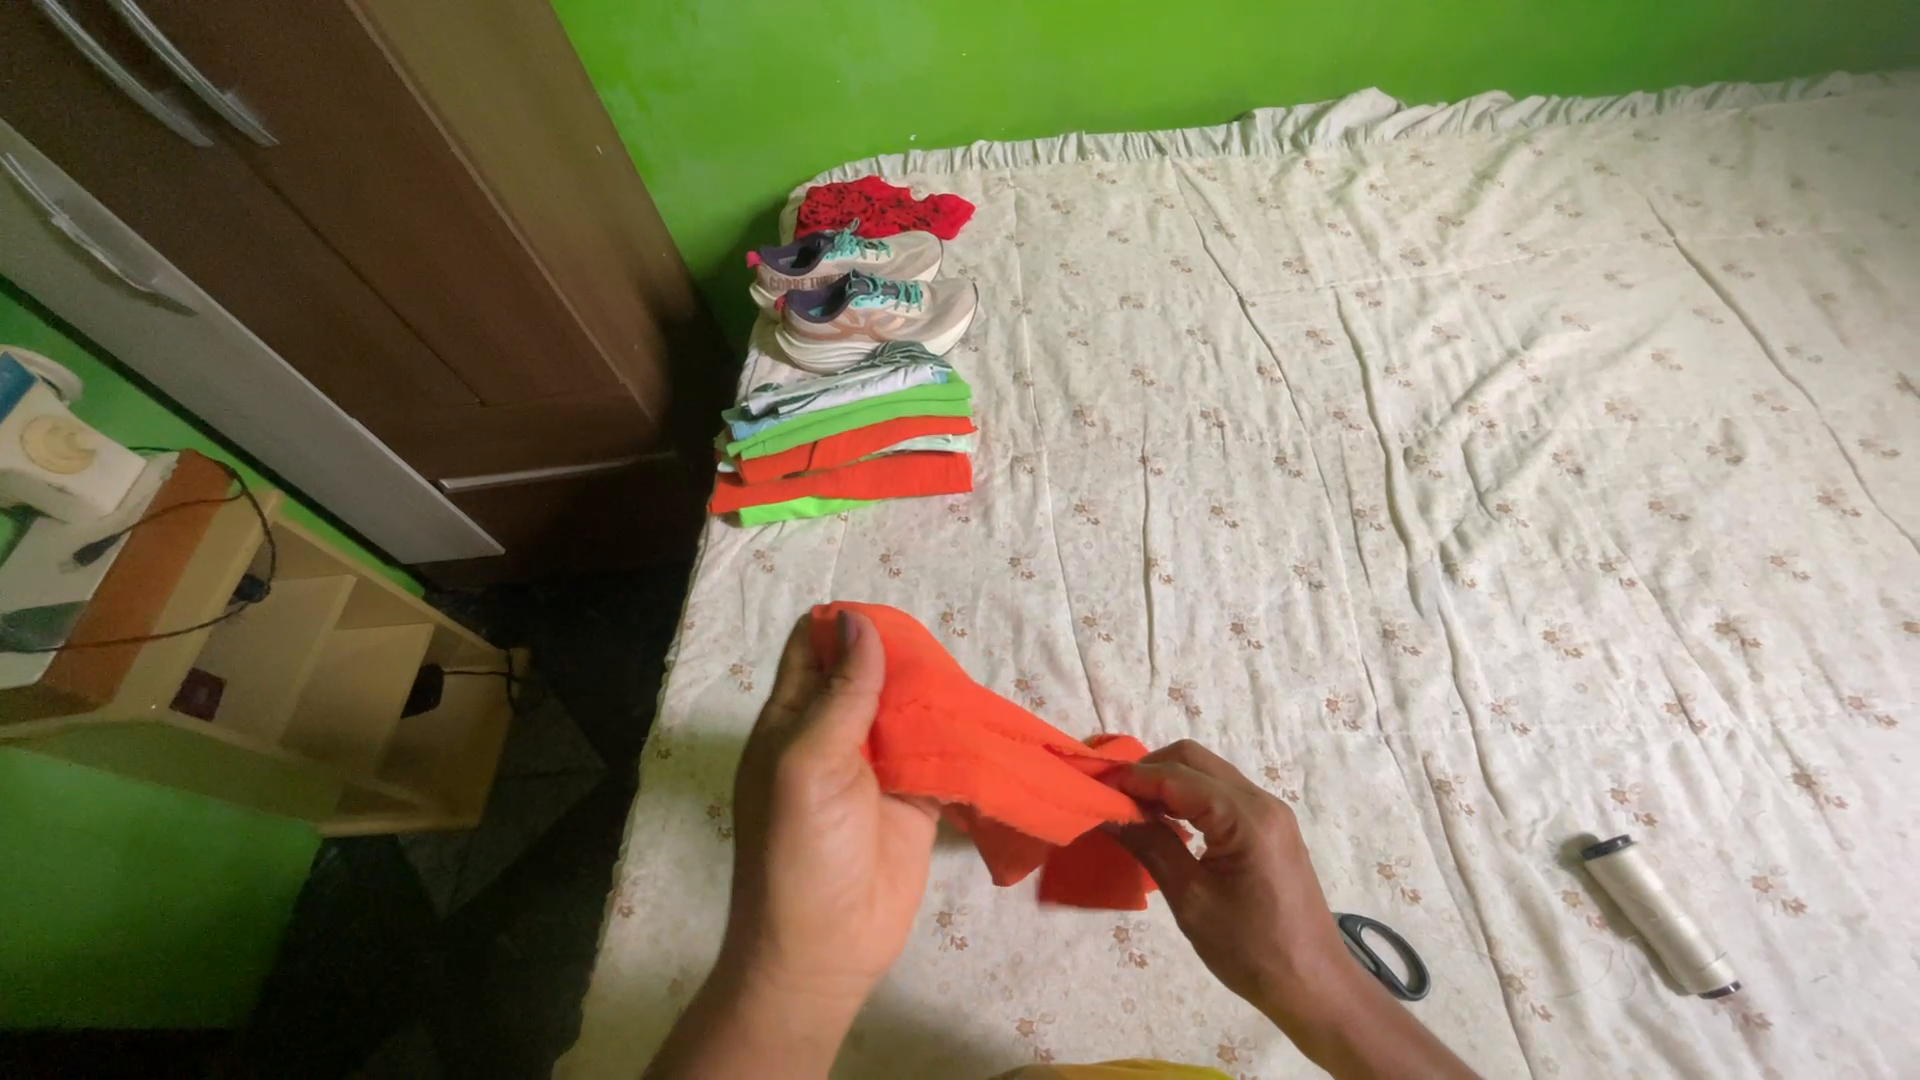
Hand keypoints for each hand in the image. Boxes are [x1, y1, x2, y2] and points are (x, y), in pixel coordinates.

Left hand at [648, 610, 937, 1078]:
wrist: (826, 950)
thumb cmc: (798, 852)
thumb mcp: (808, 764)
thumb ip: (839, 694)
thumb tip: (858, 621)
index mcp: (794, 720)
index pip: (811, 650)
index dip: (839, 626)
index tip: (884, 616)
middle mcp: (835, 733)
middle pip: (866, 673)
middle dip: (897, 654)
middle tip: (933, 643)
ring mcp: (877, 764)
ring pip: (905, 706)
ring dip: (930, 689)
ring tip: (960, 671)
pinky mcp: (915, 793)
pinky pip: (937, 748)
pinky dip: (955, 730)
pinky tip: (977, 713)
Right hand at [1108, 740, 1355, 1020]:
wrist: (1317, 988)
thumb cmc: (1253, 950)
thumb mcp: (1192, 901)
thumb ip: (1150, 846)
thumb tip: (1110, 813)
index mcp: (1245, 817)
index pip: (1176, 776)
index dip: (1131, 778)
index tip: (1095, 789)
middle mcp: (1260, 801)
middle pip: (1192, 759)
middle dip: (1148, 771)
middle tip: (1114, 798)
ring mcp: (1268, 811)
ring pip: (1206, 772)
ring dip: (1167, 782)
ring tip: (1133, 811)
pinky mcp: (1269, 826)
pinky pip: (1219, 793)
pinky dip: (1187, 797)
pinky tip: (1167, 823)